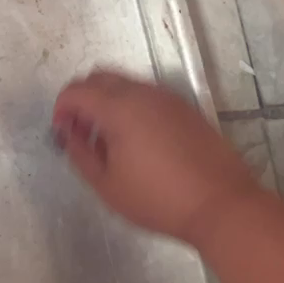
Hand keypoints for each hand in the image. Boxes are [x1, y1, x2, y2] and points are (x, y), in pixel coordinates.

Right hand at [53, 70, 261, 244]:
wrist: (222, 205)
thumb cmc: (160, 199)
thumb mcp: (108, 186)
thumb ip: (80, 155)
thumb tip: (68, 135)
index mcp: (118, 107)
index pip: (76, 91)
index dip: (61, 108)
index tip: (61, 133)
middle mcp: (141, 92)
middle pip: (99, 77)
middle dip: (82, 99)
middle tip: (81, 132)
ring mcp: (166, 97)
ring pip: (124, 84)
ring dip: (107, 102)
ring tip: (109, 140)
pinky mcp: (184, 107)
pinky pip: (146, 95)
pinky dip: (131, 107)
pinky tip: (138, 141)